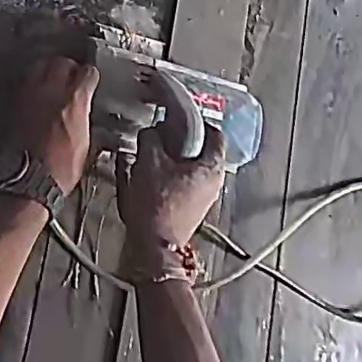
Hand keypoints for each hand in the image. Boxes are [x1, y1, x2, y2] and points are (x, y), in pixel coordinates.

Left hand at [13, 57, 98, 193]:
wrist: (27, 180)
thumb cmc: (59, 169)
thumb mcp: (85, 146)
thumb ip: (85, 121)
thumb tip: (85, 115)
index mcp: (74, 100)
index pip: (87, 73)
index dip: (90, 76)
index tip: (90, 80)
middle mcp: (51, 91)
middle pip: (61, 63)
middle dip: (68, 68)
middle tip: (71, 76)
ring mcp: (29, 95)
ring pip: (39, 66)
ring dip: (47, 70)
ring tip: (51, 80)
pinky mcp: (13, 103)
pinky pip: (24, 83)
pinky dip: (31, 84)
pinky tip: (35, 94)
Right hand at [117, 123, 224, 275]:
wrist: (153, 246)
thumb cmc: (156, 206)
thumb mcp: (148, 162)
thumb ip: (150, 138)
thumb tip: (151, 133)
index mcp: (212, 167)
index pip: (213, 131)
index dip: (192, 119)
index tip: (175, 115)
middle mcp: (214, 181)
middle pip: (199, 148)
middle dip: (178, 139)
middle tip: (158, 134)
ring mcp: (203, 196)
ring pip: (188, 165)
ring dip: (170, 157)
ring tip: (148, 154)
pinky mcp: (190, 206)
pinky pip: (181, 180)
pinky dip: (167, 173)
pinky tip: (148, 174)